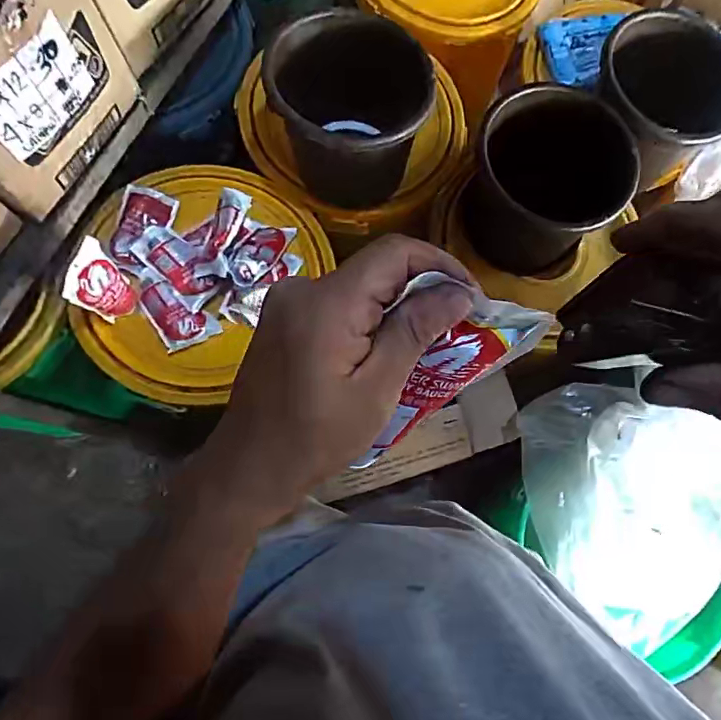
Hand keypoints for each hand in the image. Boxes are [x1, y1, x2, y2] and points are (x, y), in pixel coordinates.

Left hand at [193, 235, 474, 522]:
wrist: (249, 466)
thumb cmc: (316, 439)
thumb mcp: (376, 390)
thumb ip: (414, 332)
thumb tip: (458, 292)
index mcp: (327, 302)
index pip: (395, 252)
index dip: (440, 265)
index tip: (471, 299)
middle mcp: (304, 288)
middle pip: (378, 268)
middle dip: (423, 291)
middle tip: (459, 327)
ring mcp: (289, 302)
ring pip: (360, 287)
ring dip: (398, 308)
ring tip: (430, 344)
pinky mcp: (284, 319)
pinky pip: (339, 305)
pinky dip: (370, 319)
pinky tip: (386, 351)